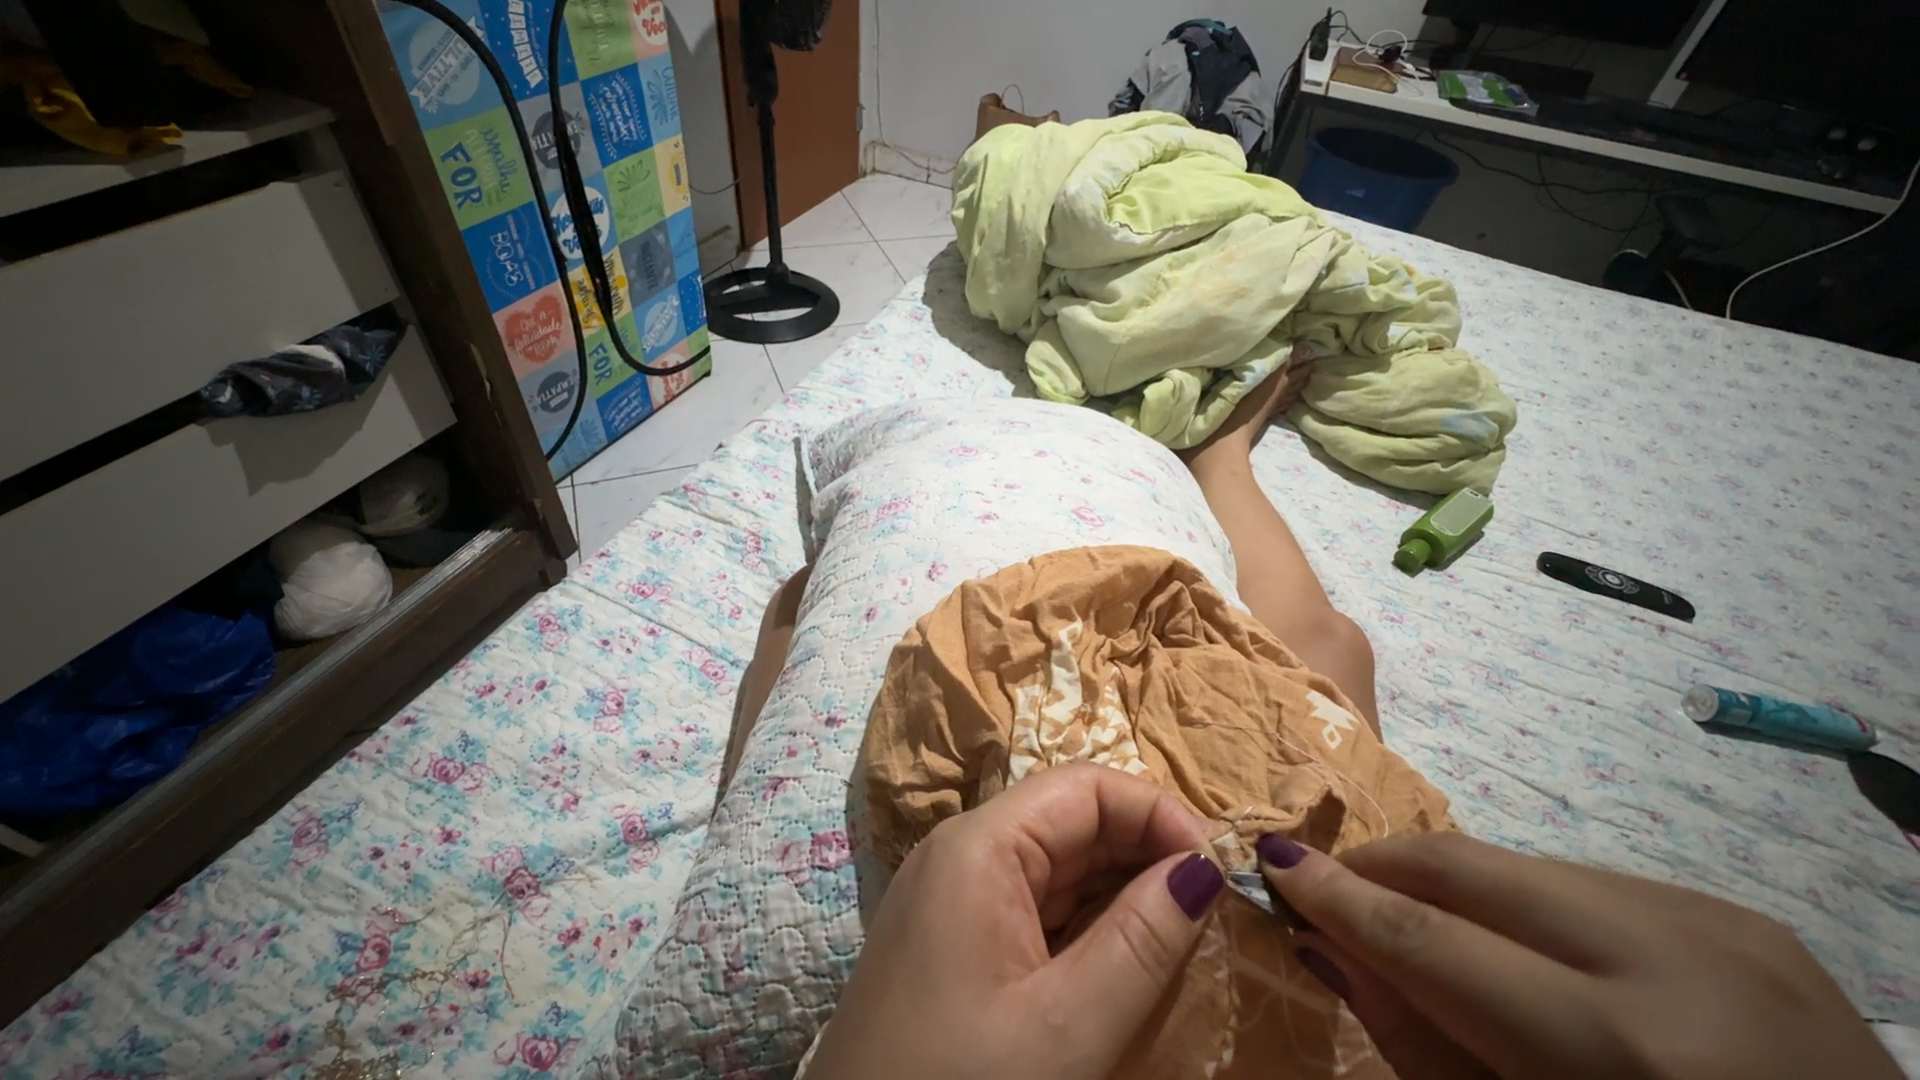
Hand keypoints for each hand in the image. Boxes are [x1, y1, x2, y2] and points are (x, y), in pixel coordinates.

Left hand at [805, 764, 1223, 1079]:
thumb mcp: (1066, 1027)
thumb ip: (1142, 941)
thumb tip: (1204, 869)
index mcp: (979, 846)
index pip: (1085, 787)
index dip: (1156, 814)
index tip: (1214, 874)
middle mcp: (962, 852)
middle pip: (1070, 819)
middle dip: (1144, 853)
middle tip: (1208, 914)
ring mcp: (954, 894)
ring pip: (1056, 864)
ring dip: (1120, 891)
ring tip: (1178, 938)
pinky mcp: (955, 936)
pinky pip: (1033, 904)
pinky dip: (1085, 922)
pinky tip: (1122, 959)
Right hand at [1257, 831, 1903, 1079]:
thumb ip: (1413, 1039)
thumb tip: (1326, 942)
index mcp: (1621, 1050)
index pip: (1427, 937)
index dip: (1337, 895)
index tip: (1272, 859)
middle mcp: (1672, 959)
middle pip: (1463, 864)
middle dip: (1376, 864)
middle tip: (1323, 881)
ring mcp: (1716, 920)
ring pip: (1517, 864)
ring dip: (1447, 885)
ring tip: (1421, 926)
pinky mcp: (1736, 909)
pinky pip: (1579, 881)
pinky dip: (1522, 904)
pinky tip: (1524, 951)